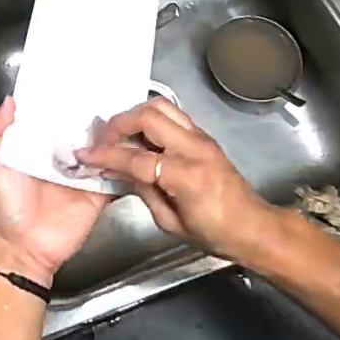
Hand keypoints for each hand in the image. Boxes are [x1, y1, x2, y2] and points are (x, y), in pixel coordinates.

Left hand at [0, 98, 111, 285]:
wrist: (25, 248)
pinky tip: (131, 149)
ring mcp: (84, 172)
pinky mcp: (99, 192)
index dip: (68, 101)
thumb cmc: (7, 206)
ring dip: (114, 137)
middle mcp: (65, 154)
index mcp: (42, 144)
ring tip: (126, 119)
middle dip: (97, 116)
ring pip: (105, 148)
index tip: (81, 80)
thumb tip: (9, 101)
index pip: (59, 117)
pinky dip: (124, 163)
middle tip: (112, 95)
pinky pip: (116, 174)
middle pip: (86, 130)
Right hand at [76, 98, 285, 263]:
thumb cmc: (214, 233)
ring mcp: (201, 136)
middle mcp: (194, 147)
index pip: (136, 157)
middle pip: (147, 116)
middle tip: (103, 140)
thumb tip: (119, 169)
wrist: (253, 226)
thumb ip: (143, 190)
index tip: (86, 155)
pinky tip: (140, 135)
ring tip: (120, 134)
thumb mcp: (170, 222)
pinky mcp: (203, 134)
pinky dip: (150, 118)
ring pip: (160, 106)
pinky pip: (172, 114)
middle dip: (118, 124)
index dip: (107, 155)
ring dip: (134, 115)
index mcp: (186, 175)